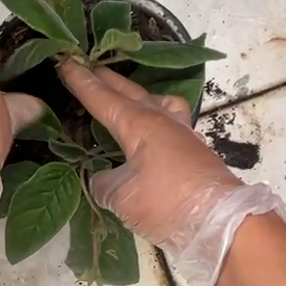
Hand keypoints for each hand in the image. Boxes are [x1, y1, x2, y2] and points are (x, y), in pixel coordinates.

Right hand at [60, 60, 281, 285]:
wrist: (220, 222)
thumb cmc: (167, 203)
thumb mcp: (121, 197)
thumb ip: (104, 182)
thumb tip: (103, 178)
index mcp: (141, 125)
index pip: (104, 99)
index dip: (82, 83)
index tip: (66, 63)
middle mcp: (162, 122)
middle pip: (130, 93)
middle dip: (106, 80)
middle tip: (88, 65)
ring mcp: (180, 135)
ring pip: (155, 103)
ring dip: (135, 95)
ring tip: (122, 95)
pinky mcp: (191, 152)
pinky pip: (166, 122)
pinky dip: (151, 117)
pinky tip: (146, 132)